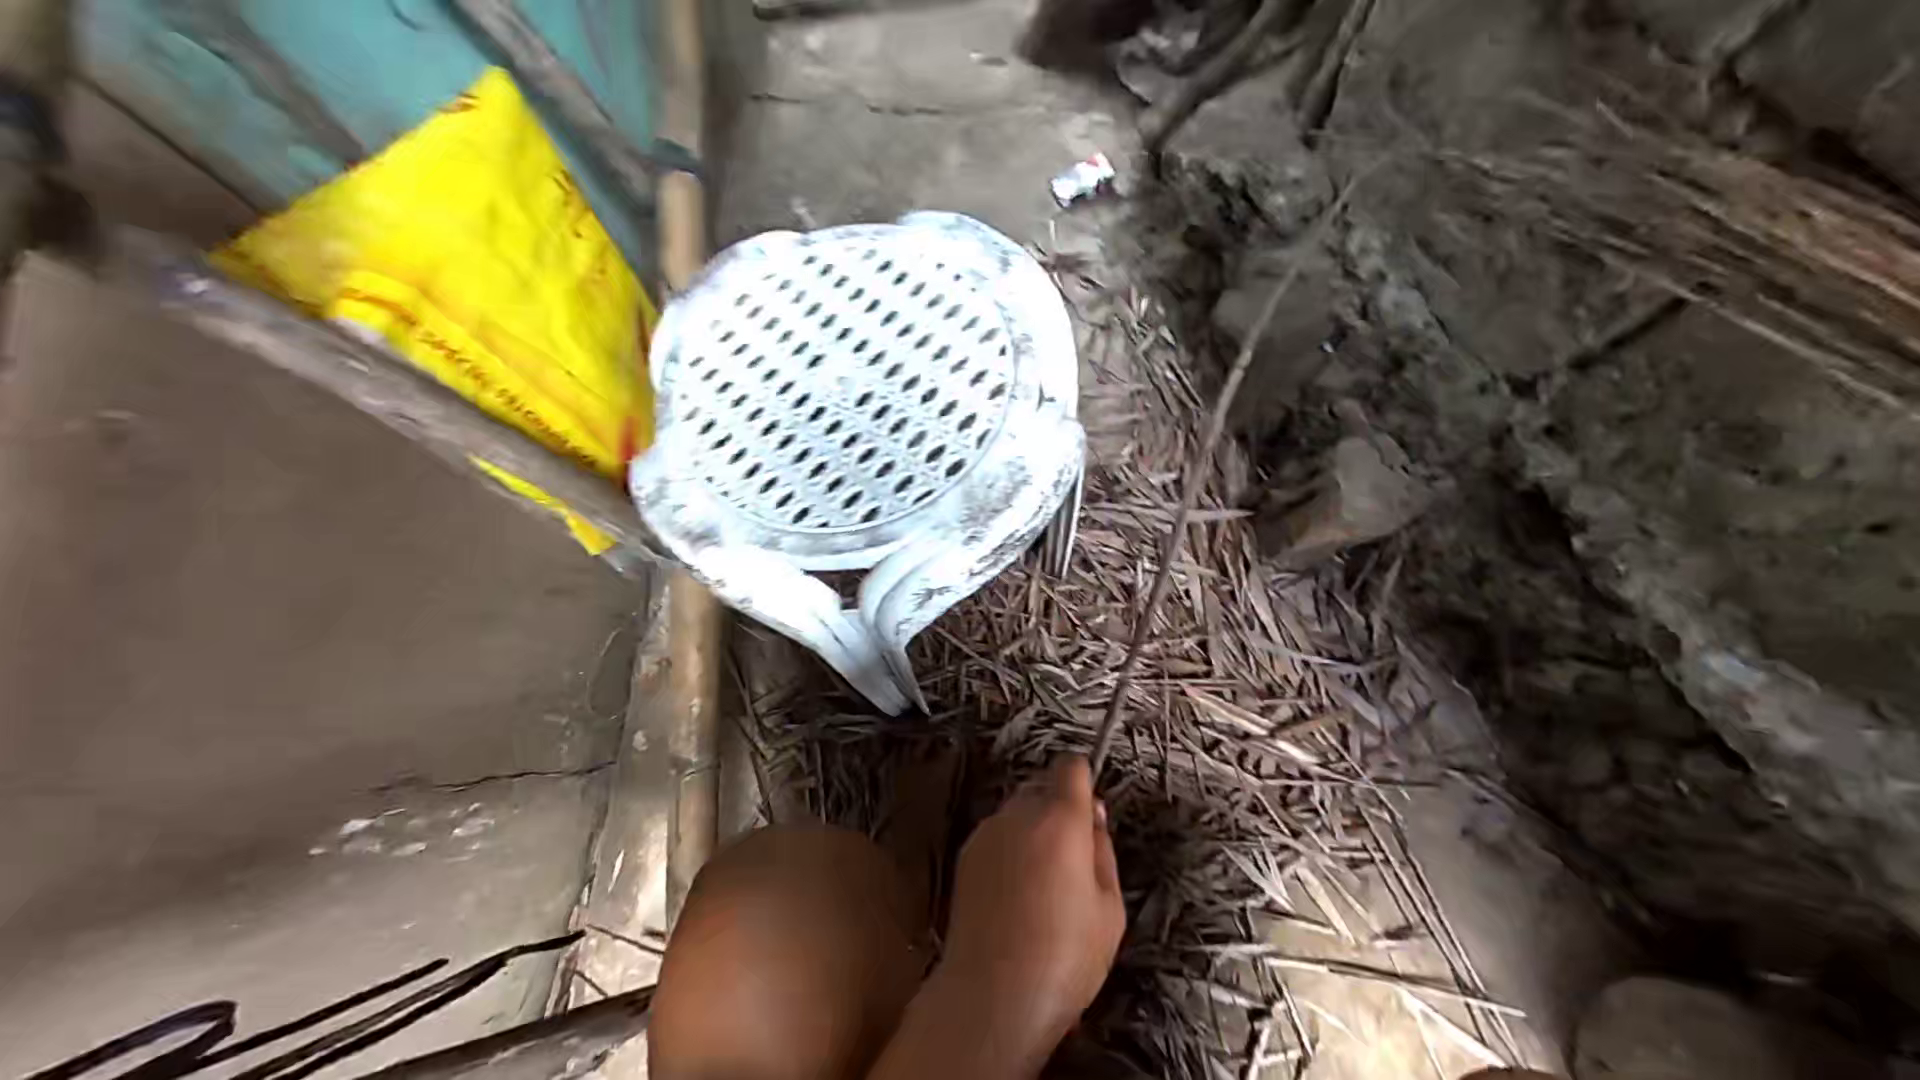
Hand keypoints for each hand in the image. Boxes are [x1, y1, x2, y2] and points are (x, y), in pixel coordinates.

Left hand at [938, 755, 1125, 1057]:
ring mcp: (987, 832)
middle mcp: (1019, 813)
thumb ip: (1103, 850)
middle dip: (1058, 807)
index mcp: (1061, 818)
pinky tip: (1014, 892)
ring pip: (1017, 811)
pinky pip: (996, 835)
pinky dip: (1009, 848)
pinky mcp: (965, 855)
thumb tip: (1093, 816)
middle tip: (1073, 855)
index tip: (1089, 809)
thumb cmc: (1065, 956)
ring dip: (1032, 828)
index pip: (1071, 766)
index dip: (1083, 779)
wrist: (992, 994)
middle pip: (1042, 786)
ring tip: (1042, 881)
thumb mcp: (1110, 909)